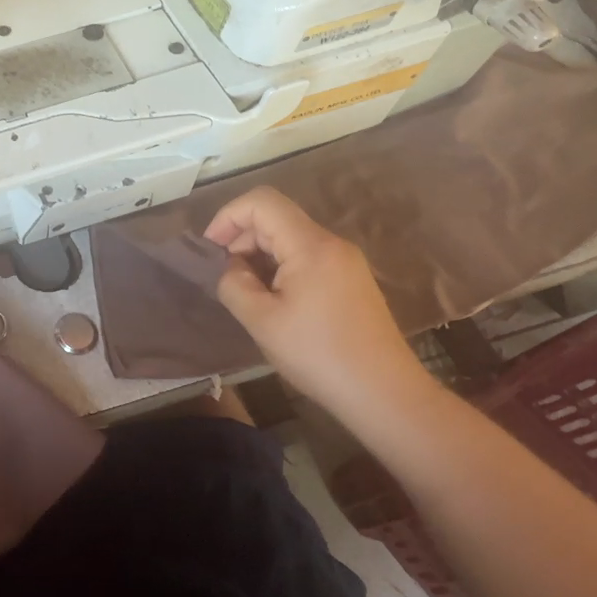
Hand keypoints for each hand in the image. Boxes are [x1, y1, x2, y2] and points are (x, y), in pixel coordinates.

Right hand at [203, 186, 430, 412]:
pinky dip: (280, 266)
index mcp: (311, 246)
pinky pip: (306, 256)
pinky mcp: (351, 280)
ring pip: (290, 237)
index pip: (262, 202)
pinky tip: (274, 299)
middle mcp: (331, 243)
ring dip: (260, 254)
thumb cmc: (319, 355)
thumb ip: (234, 284)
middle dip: (242, 237)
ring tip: (246, 291)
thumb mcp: (261, 321)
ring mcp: (345, 261)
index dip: (228, 216)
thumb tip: (233, 268)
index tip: (211, 249)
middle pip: (276, 217)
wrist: (385, 394)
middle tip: (225, 275)